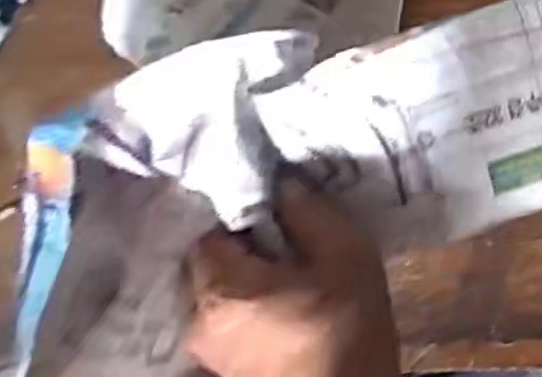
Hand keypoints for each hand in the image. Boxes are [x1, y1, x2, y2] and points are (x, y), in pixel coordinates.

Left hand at [186, 176, 398, 376]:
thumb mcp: (344, 249)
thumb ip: (311, 213)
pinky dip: (249, 297)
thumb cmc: (344, 314)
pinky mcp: (222, 364)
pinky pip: (226, 314)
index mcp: (222, 290)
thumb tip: (285, 183)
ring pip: (218, 290)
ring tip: (292, 260)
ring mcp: (206, 349)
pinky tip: (285, 292)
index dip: (243, 215)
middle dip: (245, 244)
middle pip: (209, 265)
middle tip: (290, 230)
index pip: (210, 236)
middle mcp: (197, 321)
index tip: (279, 205)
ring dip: (249, 272)